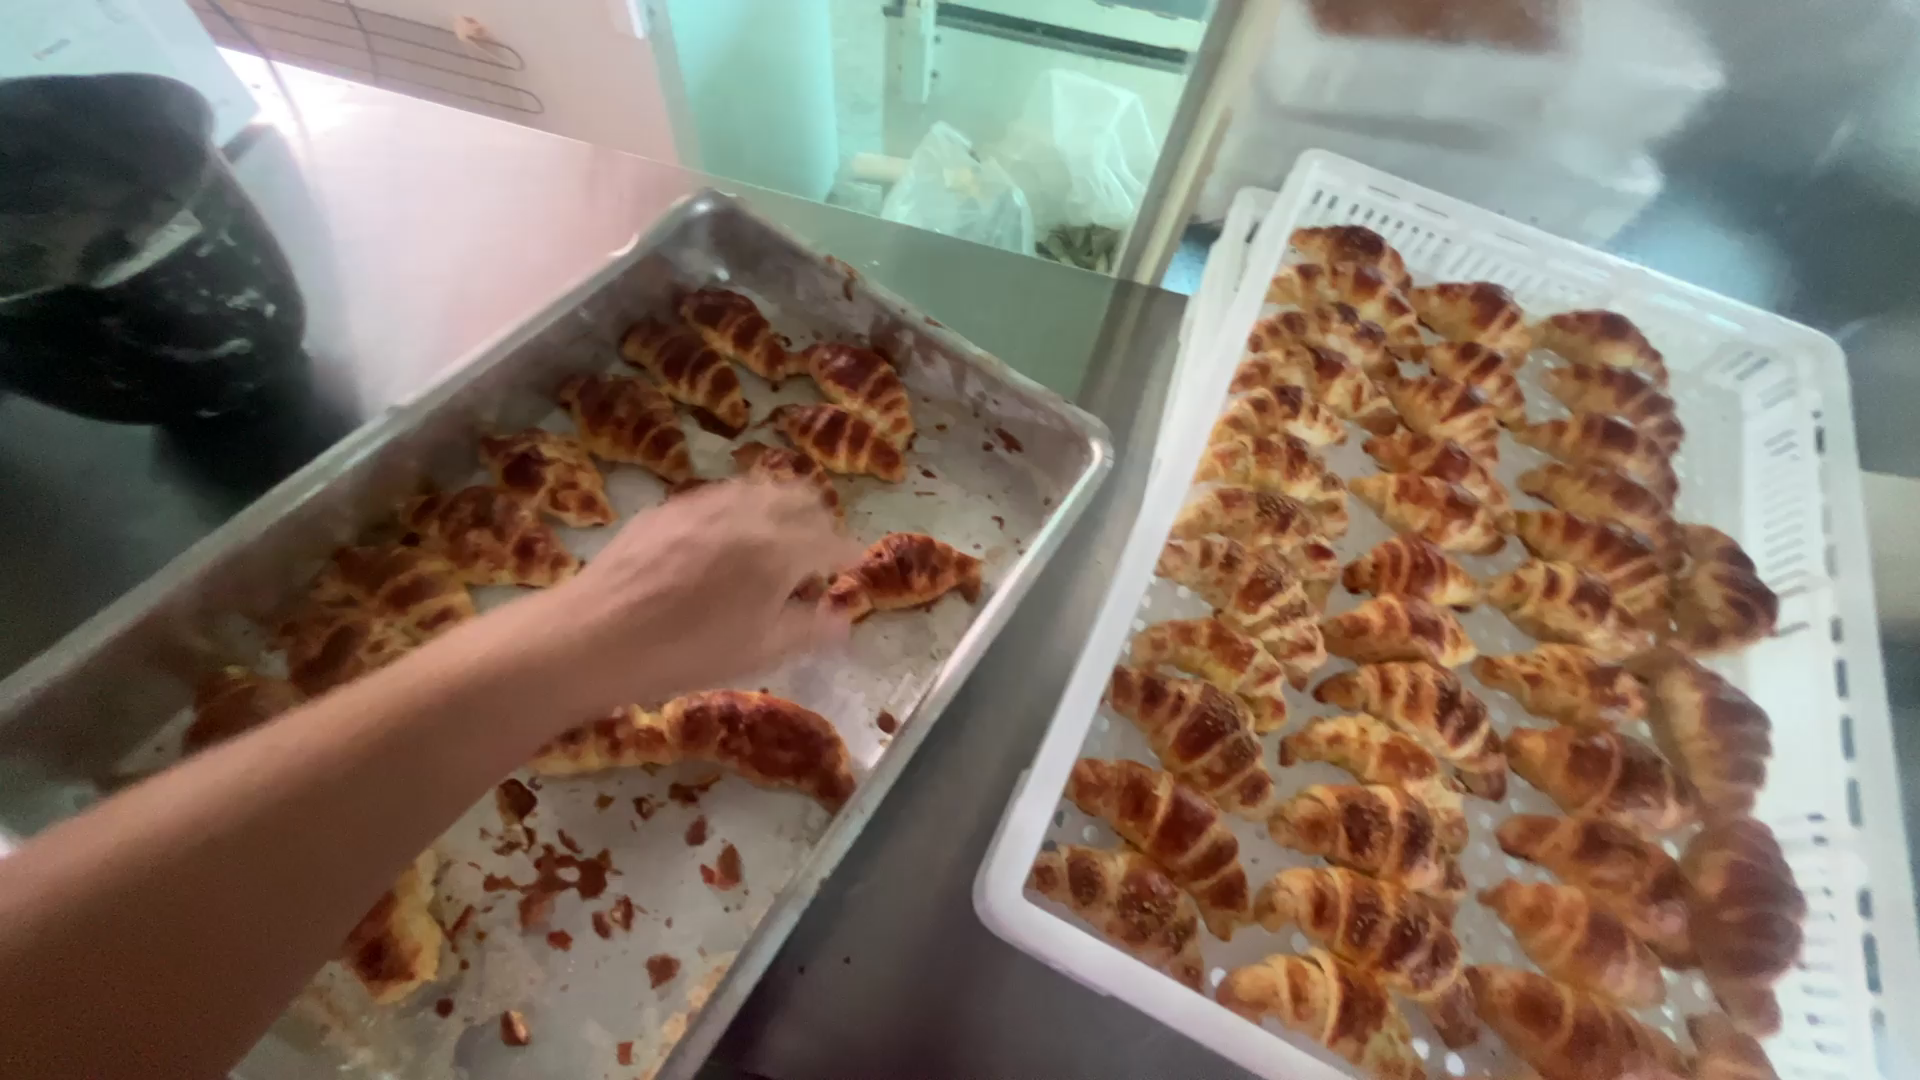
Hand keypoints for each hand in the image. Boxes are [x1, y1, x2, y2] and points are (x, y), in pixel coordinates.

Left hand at [507, 479, 859, 723]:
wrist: (593, 638)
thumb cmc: (687, 652)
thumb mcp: (760, 651)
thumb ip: (811, 629)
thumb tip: (844, 618)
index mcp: (780, 549)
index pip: (831, 541)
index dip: (849, 553)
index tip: (854, 566)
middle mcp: (749, 513)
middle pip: (801, 499)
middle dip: (820, 522)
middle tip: (820, 551)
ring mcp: (706, 504)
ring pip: (761, 489)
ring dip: (782, 508)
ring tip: (778, 538)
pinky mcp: (670, 507)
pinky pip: (721, 496)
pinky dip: (742, 509)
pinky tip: (726, 538)